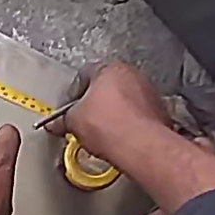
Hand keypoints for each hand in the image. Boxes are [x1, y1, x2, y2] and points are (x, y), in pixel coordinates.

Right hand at [54, 62, 171, 170]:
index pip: (84, 75)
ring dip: (111, 113)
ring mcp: (148, 92)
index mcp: (110, 69)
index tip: (68, 108)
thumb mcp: (73, 121)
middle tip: (83, 120)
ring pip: (123, 100)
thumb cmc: (109, 125)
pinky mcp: (158, 111)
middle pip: (106, 86)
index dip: (72, 93)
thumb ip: (62, 119)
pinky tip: (116, 137)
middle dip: (94, 103)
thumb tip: (56, 123)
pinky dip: (126, 124)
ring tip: (100, 132)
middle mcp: (132, 75)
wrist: (139, 145)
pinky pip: (136, 115)